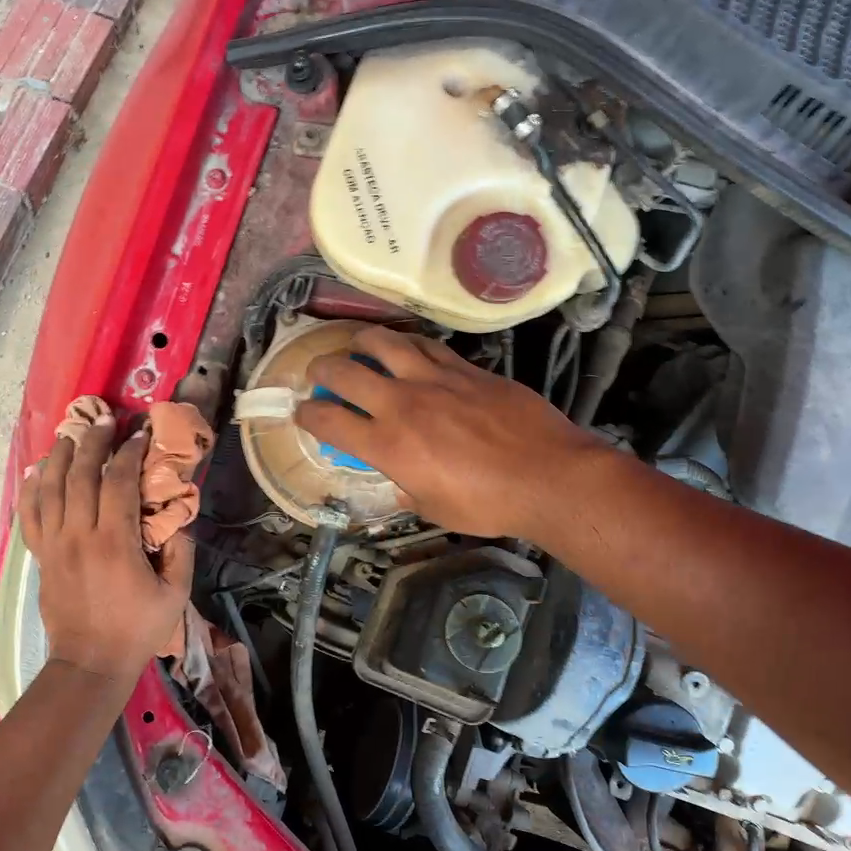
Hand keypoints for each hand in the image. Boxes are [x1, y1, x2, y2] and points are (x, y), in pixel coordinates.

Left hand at [19, 416, 193, 682]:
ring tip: (73, 433)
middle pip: (81, 474)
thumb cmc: (137, 630)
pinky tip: (37, 469)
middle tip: (106, 418)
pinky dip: (31, 488)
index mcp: (114, 542)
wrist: (90, 664)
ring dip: (61, 455)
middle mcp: (79, 535)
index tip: (139, 432)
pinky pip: (29, 514)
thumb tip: (177, 514)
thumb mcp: (175, 594)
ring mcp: (54, 544)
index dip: (129, 451)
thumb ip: (180, 550)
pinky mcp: (41, 555)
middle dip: (94, 440)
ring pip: (51, 487)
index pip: (118, 481)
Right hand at [295, 325, 611, 539]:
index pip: (328, 422)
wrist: (548, 476)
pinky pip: (425, 344)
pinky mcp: (465, 369)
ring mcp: (434, 380)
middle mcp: (401, 405)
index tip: (302, 413)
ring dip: (359, 341)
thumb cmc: (488, 504)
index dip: (307, 416)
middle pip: (344, 373)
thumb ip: (406, 487)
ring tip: (354, 344)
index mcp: (387, 446)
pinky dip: (405, 342)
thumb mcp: (433, 508)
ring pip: (383, 343)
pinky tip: (402, 345)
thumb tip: (399, 478)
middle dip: (320, 370)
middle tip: (317, 373)